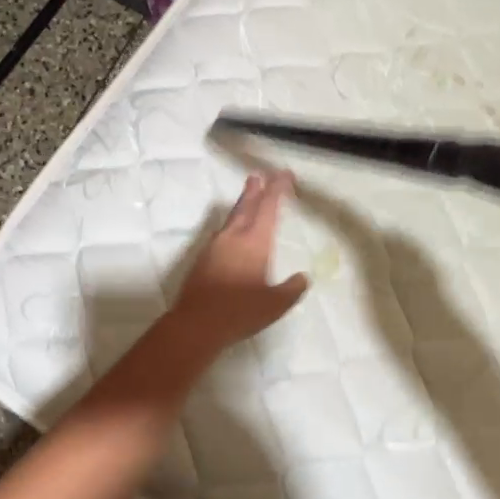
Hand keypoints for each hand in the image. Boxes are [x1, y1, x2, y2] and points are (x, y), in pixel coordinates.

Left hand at [164, 171, 310, 350]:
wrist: (196, 324)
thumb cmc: (240, 312)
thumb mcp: (275, 304)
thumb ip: (291, 289)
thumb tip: (302, 277)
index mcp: (254, 242)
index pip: (269, 208)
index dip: (277, 189)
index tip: (283, 174)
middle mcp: (233, 237)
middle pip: (246, 207)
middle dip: (254, 191)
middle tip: (258, 176)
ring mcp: (214, 247)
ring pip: (231, 219)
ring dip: (241, 206)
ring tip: (247, 199)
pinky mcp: (202, 259)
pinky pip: (221, 235)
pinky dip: (231, 227)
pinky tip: (231, 235)